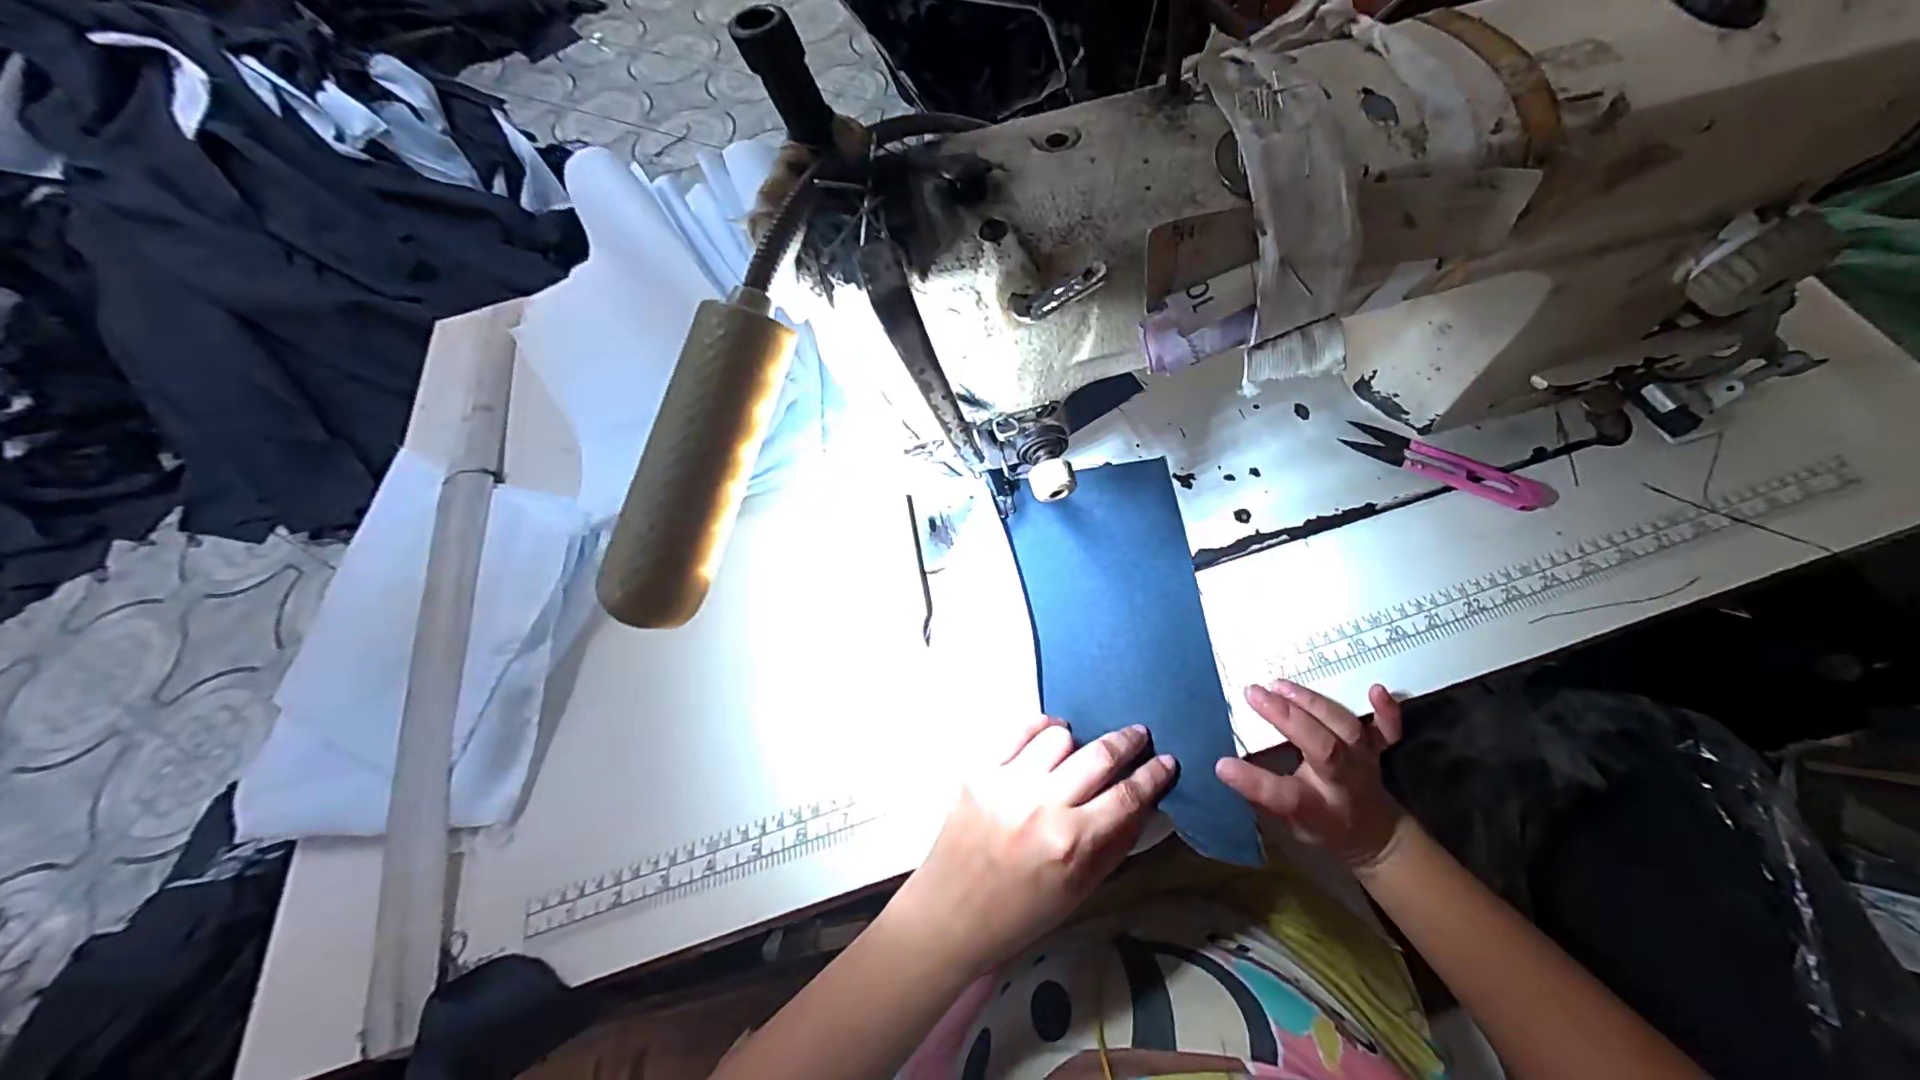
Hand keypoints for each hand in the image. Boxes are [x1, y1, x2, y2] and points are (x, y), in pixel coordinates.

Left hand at [884, 717, 1176, 972]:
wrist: (951, 916)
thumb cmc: (1018, 914)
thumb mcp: (1080, 889)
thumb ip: (1115, 842)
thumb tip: (1143, 802)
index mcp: (1072, 843)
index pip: (1128, 795)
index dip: (1154, 775)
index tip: (1166, 761)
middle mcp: (1041, 806)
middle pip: (1100, 755)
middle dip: (1128, 741)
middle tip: (1139, 735)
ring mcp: (1007, 784)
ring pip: (1060, 737)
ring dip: (1079, 740)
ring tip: (1081, 749)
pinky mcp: (979, 772)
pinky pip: (1019, 730)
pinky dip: (1041, 729)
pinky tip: (1050, 736)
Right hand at [1215, 681, 1408, 869]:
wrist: (1372, 832)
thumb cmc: (1318, 823)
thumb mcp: (1284, 820)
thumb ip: (1259, 794)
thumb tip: (1224, 764)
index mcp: (1314, 808)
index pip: (1284, 796)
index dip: (1253, 781)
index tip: (1222, 764)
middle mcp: (1343, 783)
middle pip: (1324, 750)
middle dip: (1289, 719)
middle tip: (1252, 692)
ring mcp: (1364, 762)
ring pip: (1346, 729)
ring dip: (1312, 703)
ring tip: (1278, 685)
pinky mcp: (1377, 748)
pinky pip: (1388, 730)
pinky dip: (1386, 712)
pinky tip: (1375, 689)